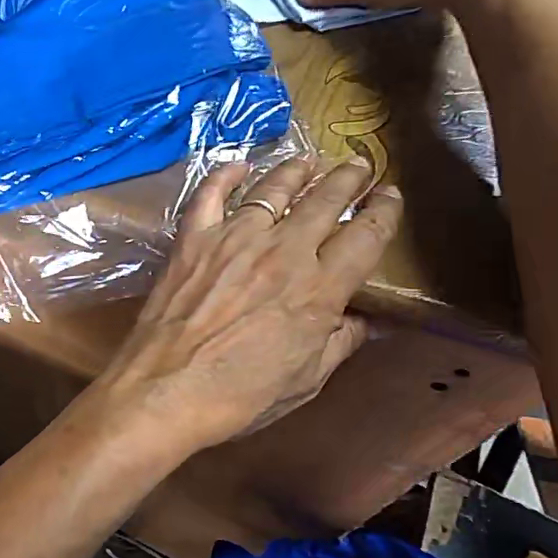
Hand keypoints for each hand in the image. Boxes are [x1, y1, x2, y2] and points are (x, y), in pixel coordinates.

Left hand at [90, 156, 401, 455]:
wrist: (166, 393)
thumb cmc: (242, 396)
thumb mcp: (306, 381)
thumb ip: (340, 343)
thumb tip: (364, 321)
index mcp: (319, 289)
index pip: (366, 236)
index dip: (384, 211)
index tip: (391, 196)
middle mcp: (284, 251)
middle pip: (326, 200)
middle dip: (349, 178)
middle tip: (359, 164)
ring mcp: (236, 238)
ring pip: (275, 188)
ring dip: (298, 171)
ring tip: (310, 161)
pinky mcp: (195, 238)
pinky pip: (212, 193)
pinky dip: (227, 175)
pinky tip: (240, 166)